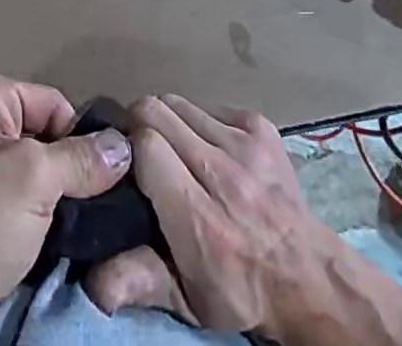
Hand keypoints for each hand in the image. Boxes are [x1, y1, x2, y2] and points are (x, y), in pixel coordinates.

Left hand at [0, 73, 132, 344]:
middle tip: (103, 209)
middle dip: (75, 175)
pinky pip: (23, 209)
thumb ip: (82, 159)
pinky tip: (63, 246)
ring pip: (40, 180)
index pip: (58, 105)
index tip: (107, 177)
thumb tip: (124, 145)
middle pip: (50, 141)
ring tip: (87, 230)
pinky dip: (43, 226)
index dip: (83, 138)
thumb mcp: (32, 179)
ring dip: (61, 206)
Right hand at [89, 94, 401, 345]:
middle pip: (156, 111)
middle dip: (137, 125)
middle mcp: (223, 171)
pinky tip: (203, 147)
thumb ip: (138, 280)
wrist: (307, 272)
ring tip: (169, 148)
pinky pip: (207, 104)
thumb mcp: (185, 299)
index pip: (146, 146)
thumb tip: (94, 281)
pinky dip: (196, 120)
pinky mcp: (260, 125)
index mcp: (199, 217)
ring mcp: (246, 142)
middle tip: (137, 152)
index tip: (119, 165)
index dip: (125, 149)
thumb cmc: (238, 289)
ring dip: (165, 120)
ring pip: (178, 102)